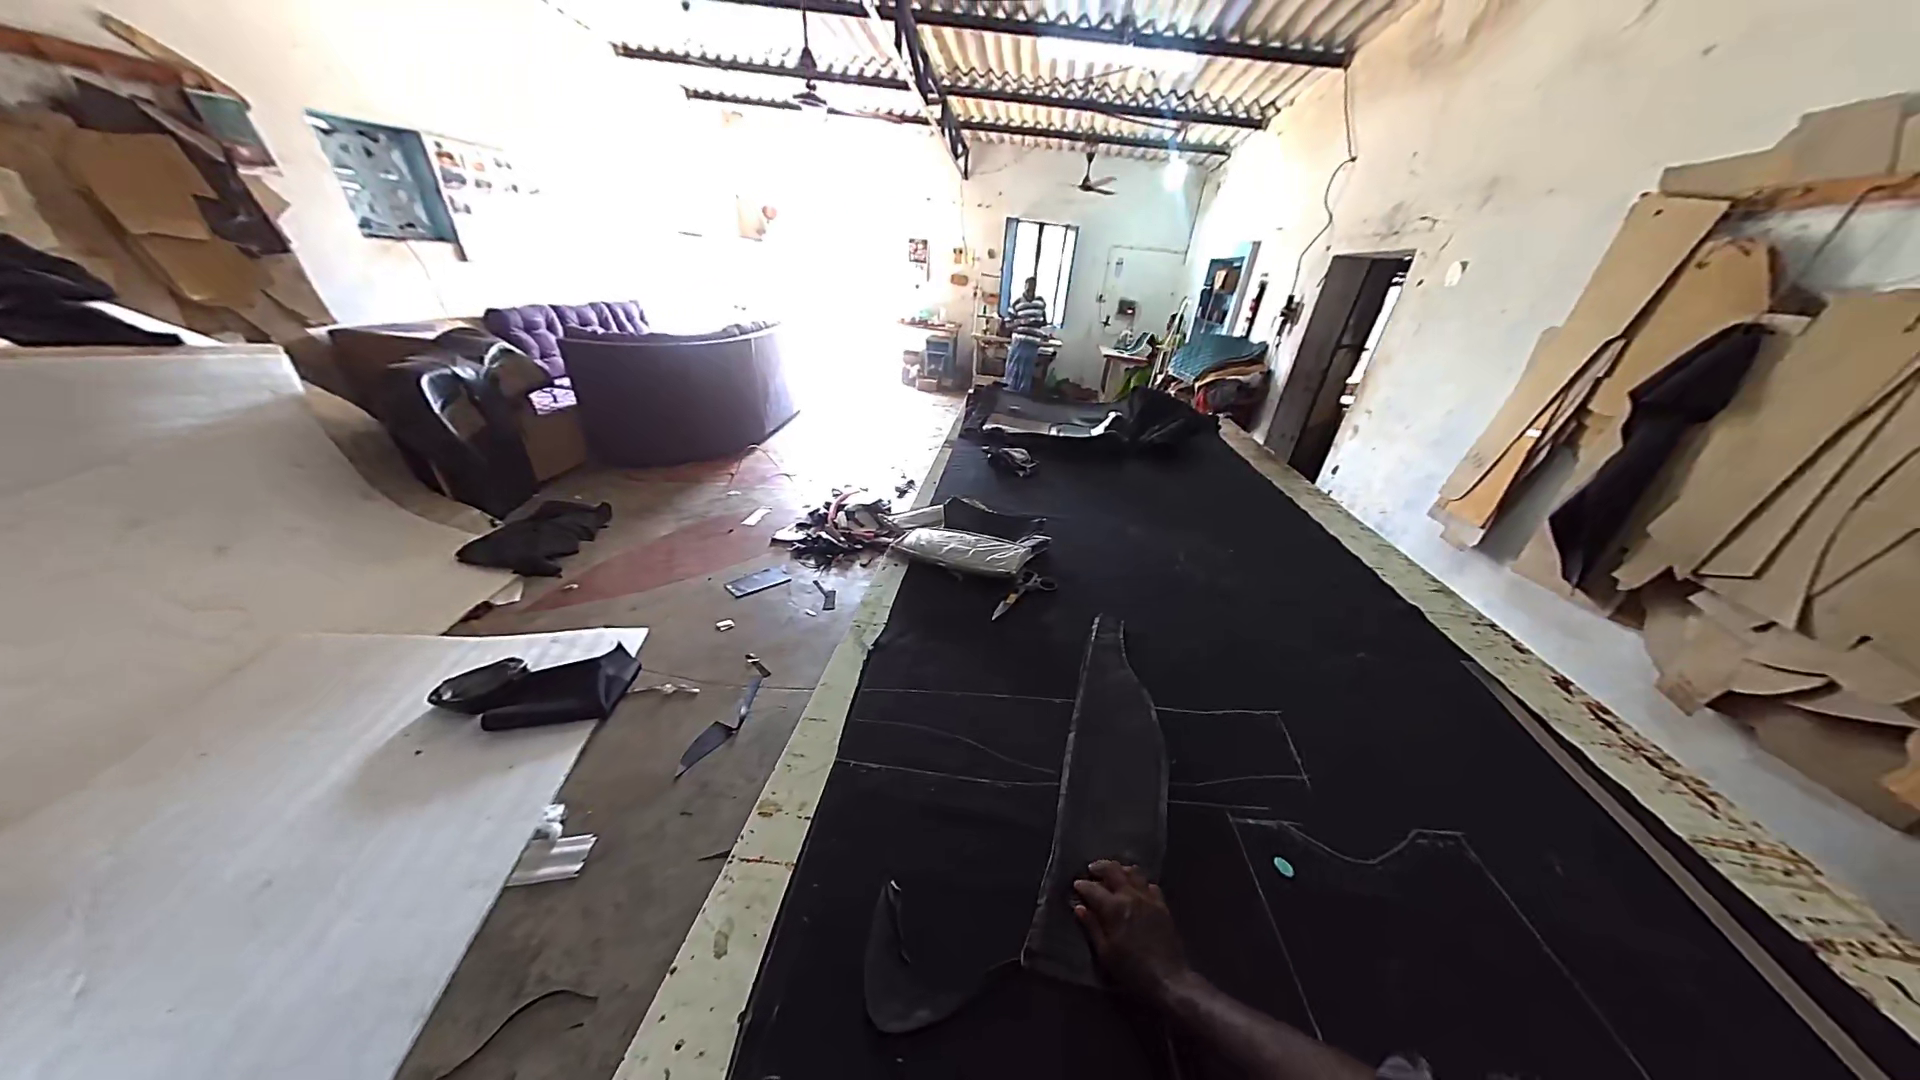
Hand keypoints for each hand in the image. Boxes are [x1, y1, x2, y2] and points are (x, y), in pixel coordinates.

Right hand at [1072, 860, 1192, 1001]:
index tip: (1076, 885)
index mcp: (1114, 908)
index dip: (1082, 885)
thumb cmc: (1132, 969)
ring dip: (1121, 870)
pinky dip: (1140, 883)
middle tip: (1092, 871)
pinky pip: (1150, 885)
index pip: (1092, 888)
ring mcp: (1148, 898)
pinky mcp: (1162, 905)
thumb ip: (1091, 927)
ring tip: (1114, 876)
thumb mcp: (1105, 953)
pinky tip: (1137, 891)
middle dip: (1099, 867)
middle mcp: (1130, 896)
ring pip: (1133, 871)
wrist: (1168, 979)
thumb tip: (1079, 907)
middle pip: (1113, 869)